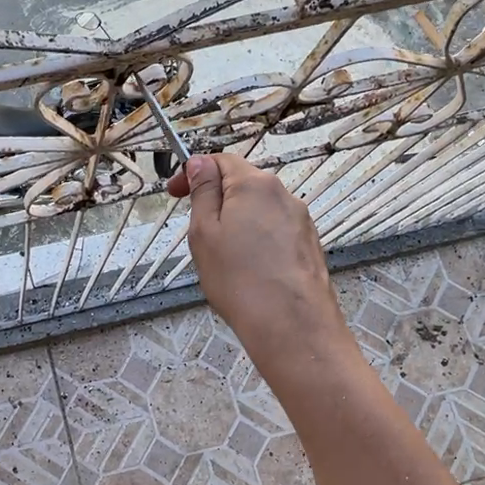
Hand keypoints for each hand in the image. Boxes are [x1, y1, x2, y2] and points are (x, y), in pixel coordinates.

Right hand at [168, 154, 340, 345]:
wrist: (292, 324)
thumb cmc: (239, 278)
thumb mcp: (204, 232)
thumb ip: (203, 192)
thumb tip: (200, 163)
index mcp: (254, 184)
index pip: (221, 160)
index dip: (194, 171)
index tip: (175, 193)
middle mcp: (283, 195)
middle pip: (243, 184)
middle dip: (216, 199)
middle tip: (196, 231)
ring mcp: (300, 220)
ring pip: (259, 210)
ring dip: (237, 221)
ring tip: (223, 257)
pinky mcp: (309, 245)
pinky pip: (275, 231)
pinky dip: (257, 240)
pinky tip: (248, 269)